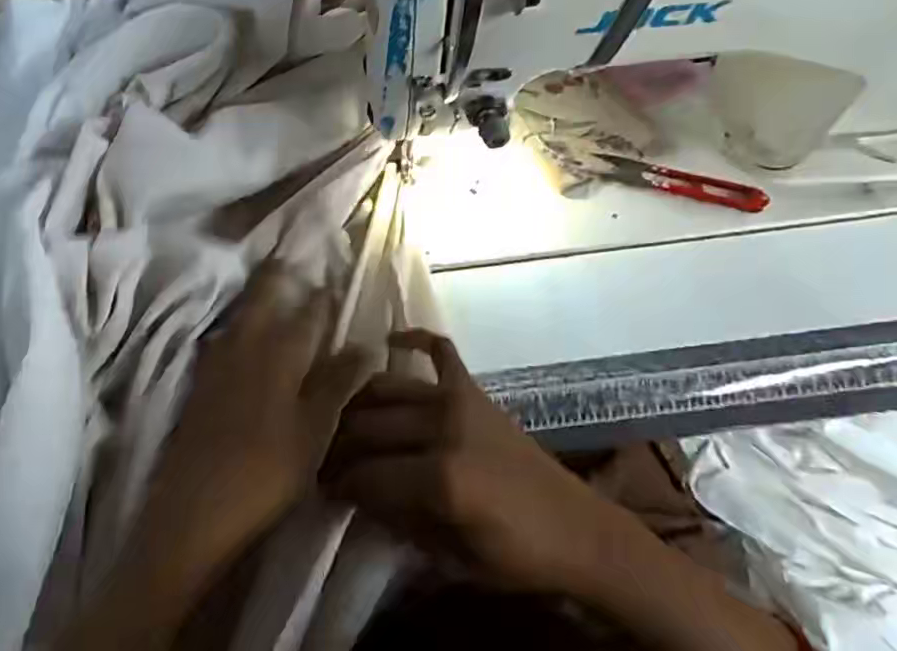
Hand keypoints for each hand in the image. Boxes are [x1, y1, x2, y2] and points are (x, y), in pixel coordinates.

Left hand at [59, 265, 369, 650]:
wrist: (198, 505)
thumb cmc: (269, 469)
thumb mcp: (316, 430)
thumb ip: (338, 383)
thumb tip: (366, 345)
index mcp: (281, 351)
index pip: (309, 311)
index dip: (323, 295)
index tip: (334, 281)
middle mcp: (247, 342)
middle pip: (264, 295)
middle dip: (280, 275)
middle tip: (294, 261)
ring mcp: (218, 358)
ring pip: (242, 312)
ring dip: (258, 295)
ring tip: (273, 288)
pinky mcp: (201, 378)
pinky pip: (224, 334)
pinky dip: (239, 323)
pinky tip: (243, 333)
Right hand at [320, 329, 614, 594]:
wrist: (577, 529)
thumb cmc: (516, 554)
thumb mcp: (451, 556)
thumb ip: (398, 521)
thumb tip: (355, 496)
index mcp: (441, 479)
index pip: (368, 475)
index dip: (339, 484)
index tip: (320, 488)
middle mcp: (443, 428)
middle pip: (369, 428)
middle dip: (339, 446)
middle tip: (323, 457)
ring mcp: (459, 400)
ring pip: (387, 390)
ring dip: (359, 404)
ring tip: (344, 421)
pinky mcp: (473, 389)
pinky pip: (439, 350)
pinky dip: (415, 339)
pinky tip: (390, 340)